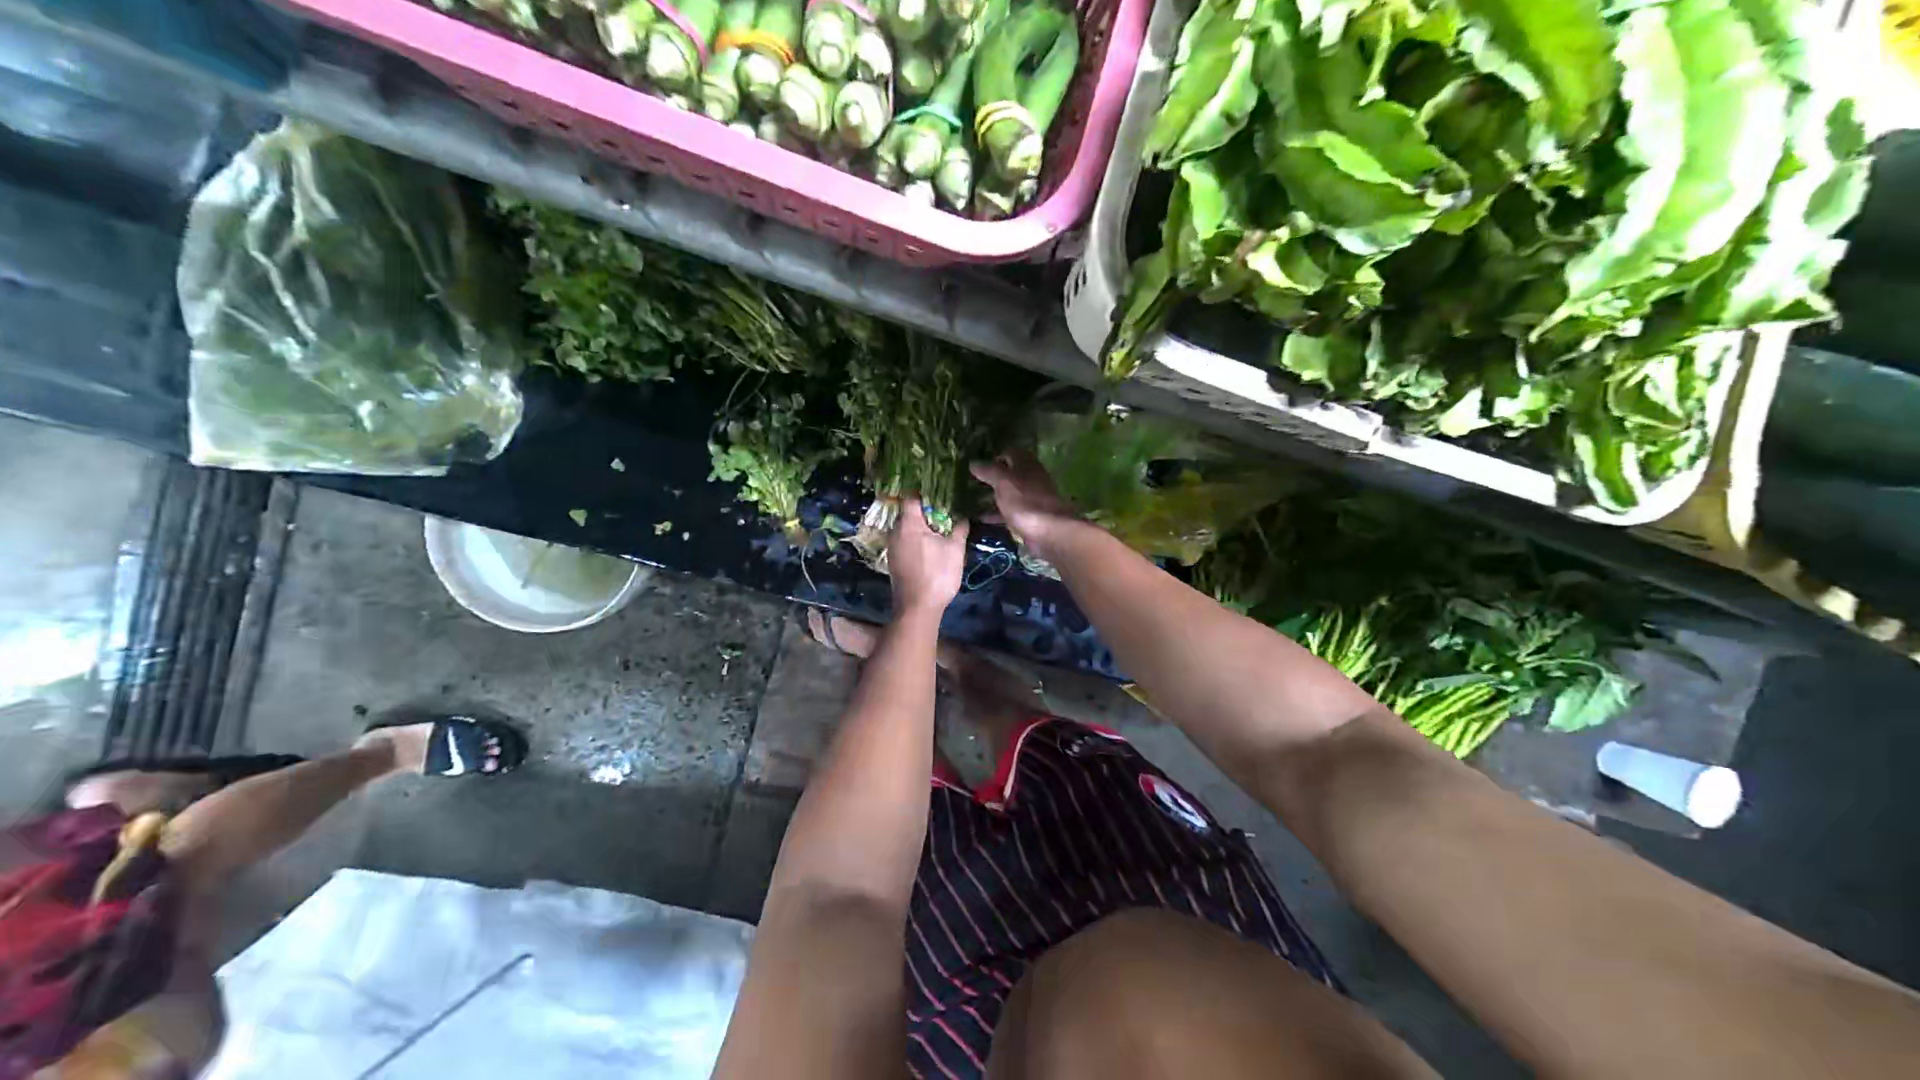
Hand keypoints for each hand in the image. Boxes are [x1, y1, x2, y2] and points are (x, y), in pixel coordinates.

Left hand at [888, 496, 969, 616]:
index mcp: (908, 524)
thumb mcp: (955, 549)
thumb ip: (959, 529)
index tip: (939, 492)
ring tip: (940, 528)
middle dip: (925, 511)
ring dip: (921, 527)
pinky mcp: (893, 561)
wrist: (917, 608)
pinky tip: (930, 546)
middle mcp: (895, 532)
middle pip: (908, 513)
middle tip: (945, 510)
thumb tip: (963, 516)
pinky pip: (905, 541)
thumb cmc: (937, 574)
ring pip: (906, 529)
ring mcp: (892, 547)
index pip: (911, 497)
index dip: (924, 492)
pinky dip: (916, 540)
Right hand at [970, 451, 1081, 553]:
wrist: (1049, 531)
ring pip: (1007, 492)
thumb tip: (973, 462)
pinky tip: (980, 518)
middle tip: (970, 481)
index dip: (993, 455)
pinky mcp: (1028, 516)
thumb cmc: (1025, 501)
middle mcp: (1030, 477)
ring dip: (992, 495)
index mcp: (1026, 463)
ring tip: (970, 498)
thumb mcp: (1003, 482)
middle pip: (1008, 473)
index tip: (976, 463)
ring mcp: (1030, 497)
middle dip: (990, 477)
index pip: (1009, 452)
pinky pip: (1008, 511)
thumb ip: (988, 471)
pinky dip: (995, 513)